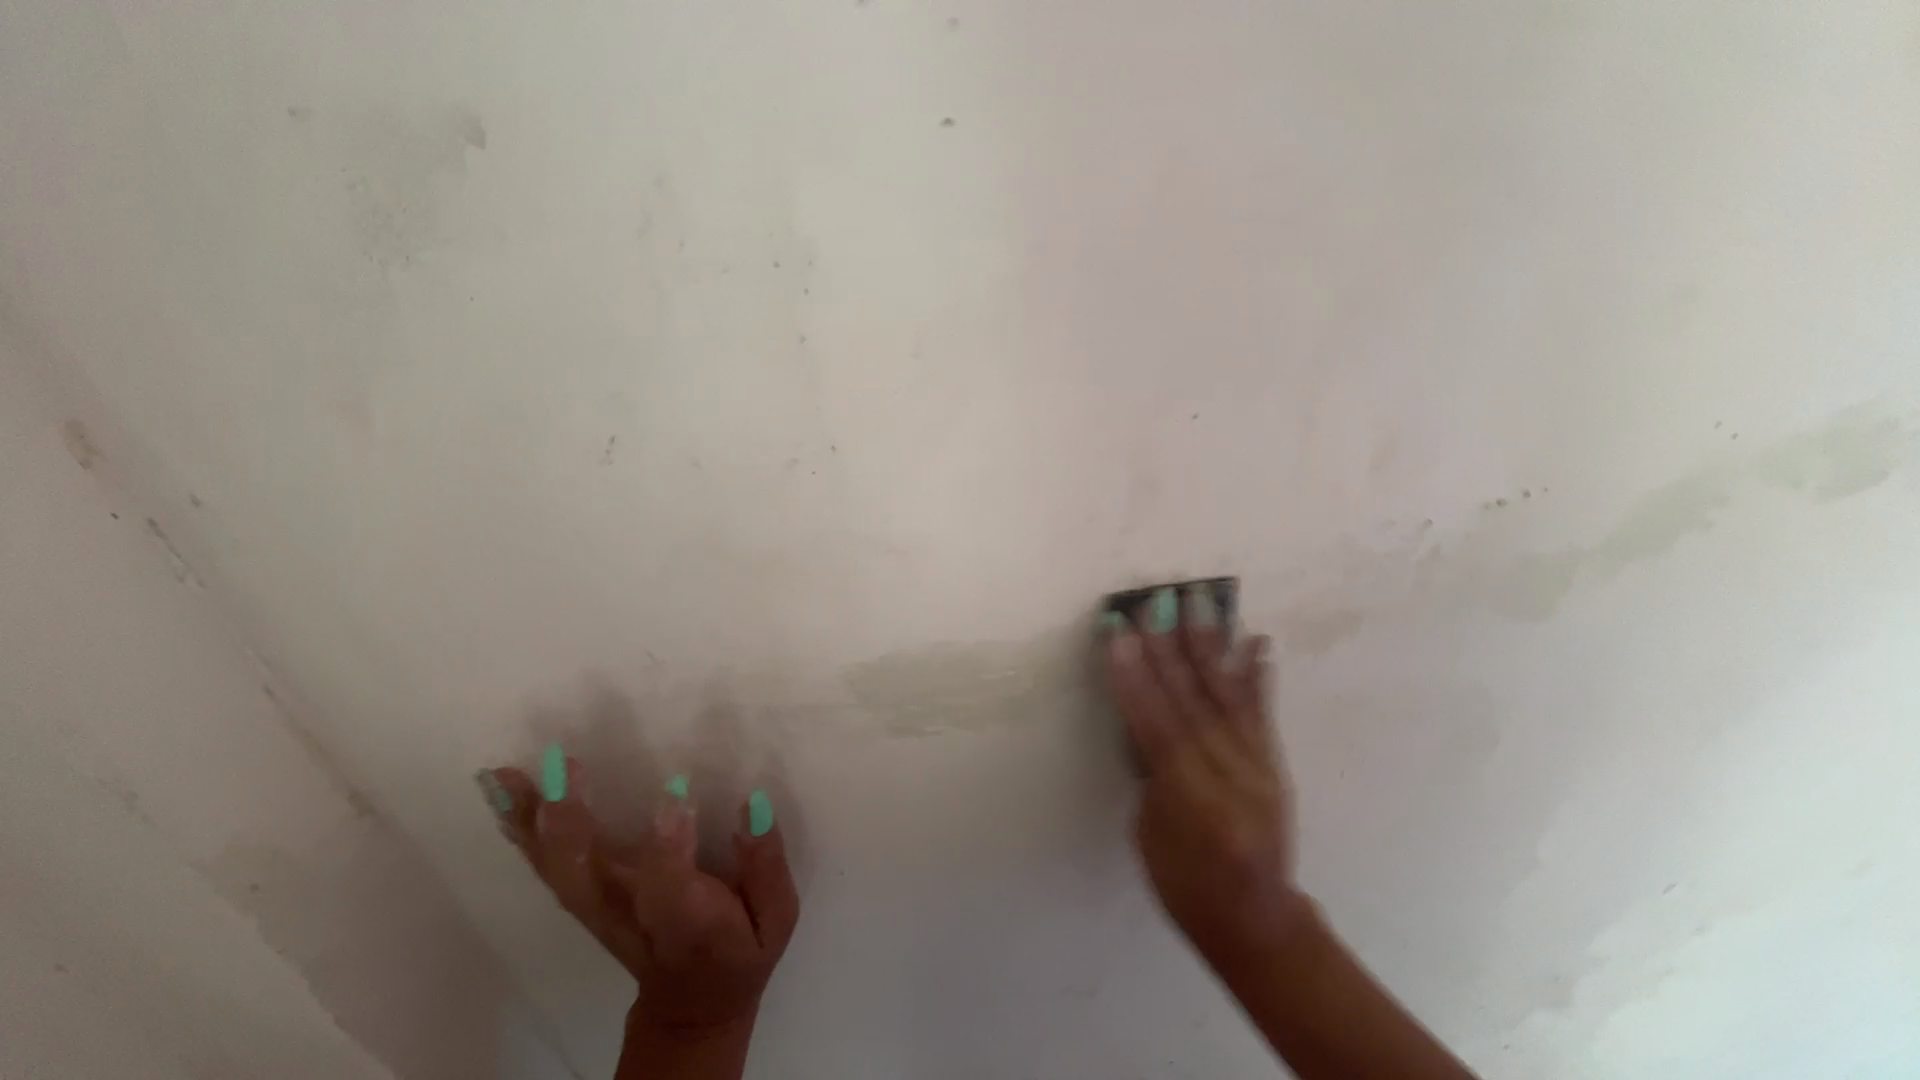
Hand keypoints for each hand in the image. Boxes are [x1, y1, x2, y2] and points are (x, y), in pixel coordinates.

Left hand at [481, 753, 799, 1037]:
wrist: (690, 1005)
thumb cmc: (741, 951)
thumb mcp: (775, 918)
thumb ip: (766, 867)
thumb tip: (751, 806)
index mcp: (687, 924)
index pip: (670, 890)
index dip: (670, 847)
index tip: (676, 792)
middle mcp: (631, 916)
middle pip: (589, 880)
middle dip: (571, 826)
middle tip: (562, 769)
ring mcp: (598, 908)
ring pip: (556, 868)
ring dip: (529, 821)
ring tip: (506, 775)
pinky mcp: (583, 898)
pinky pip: (546, 864)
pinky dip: (520, 829)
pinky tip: (502, 793)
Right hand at [1103, 589, 1310, 965]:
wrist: (1257, 922)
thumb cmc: (1186, 889)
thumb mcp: (1150, 836)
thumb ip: (1152, 774)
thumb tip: (1146, 721)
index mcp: (1194, 804)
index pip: (1159, 728)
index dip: (1135, 680)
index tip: (1118, 634)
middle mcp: (1232, 779)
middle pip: (1193, 704)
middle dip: (1168, 649)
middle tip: (1154, 602)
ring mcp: (1259, 769)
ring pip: (1227, 698)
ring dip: (1209, 645)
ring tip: (1200, 601)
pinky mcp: (1275, 765)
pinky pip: (1262, 714)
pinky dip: (1257, 675)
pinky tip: (1254, 639)